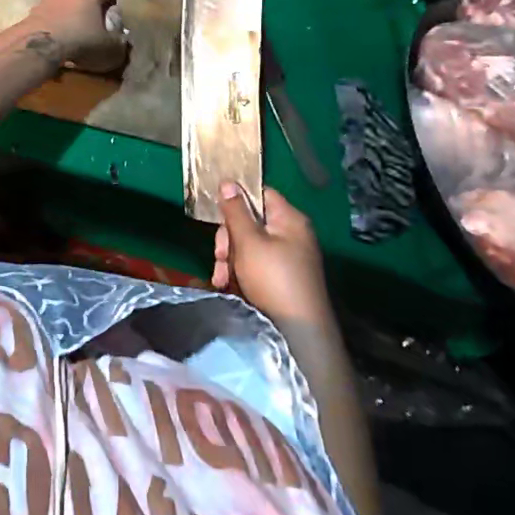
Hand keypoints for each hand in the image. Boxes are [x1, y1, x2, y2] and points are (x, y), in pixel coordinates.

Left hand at [24, 0, 127, 73]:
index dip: (111, 0)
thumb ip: (119, 42)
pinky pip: (48, 16)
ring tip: (71, 37)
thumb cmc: (81, 42)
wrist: (39, 47)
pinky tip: (54, 42)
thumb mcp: (110, 49)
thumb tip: (119, 38)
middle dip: (88, 8)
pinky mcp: (31, 12)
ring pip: (63, 4)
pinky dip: (53, 26)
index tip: (111, 16)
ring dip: (68, 16)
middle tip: (91, 28)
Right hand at [213, 184, 332, 323]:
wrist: (298, 333)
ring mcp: (286, 258)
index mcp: (289, 219)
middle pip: (250, 222)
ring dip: (229, 259)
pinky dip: (238, 273)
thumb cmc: (273, 279)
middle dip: (228, 238)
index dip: (238, 199)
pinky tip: (227, 286)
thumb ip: (236, 211)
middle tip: (220, 256)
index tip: (217, 211)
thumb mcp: (249, 242)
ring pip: (247, 246)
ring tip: (221, 278)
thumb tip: (228, 181)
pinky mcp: (280, 279)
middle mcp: (290, 235)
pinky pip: (254, 266)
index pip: (261, 193)